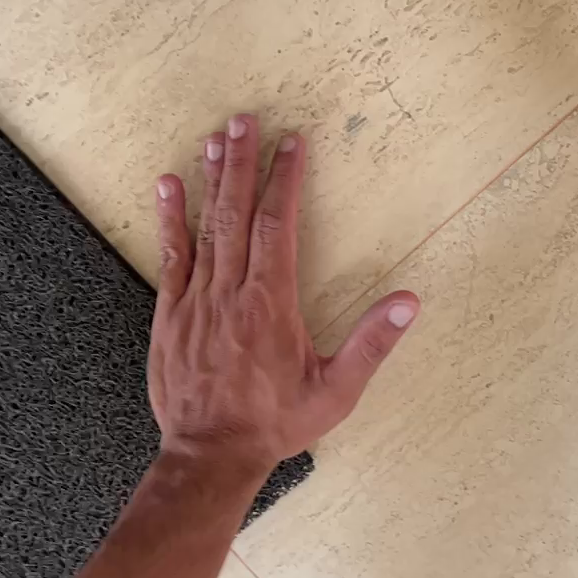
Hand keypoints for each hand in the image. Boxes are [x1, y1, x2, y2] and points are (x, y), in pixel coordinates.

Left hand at [148, 114, 419, 477]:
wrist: (210, 456)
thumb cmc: (277, 421)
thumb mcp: (337, 390)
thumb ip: (373, 342)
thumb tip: (409, 301)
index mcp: (271, 302)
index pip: (280, 225)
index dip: (286, 180)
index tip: (293, 143)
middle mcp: (232, 291)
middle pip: (239, 213)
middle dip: (243, 163)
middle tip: (244, 121)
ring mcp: (197, 300)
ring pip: (206, 227)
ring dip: (213, 180)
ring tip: (216, 139)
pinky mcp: (170, 314)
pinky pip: (171, 257)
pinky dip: (170, 220)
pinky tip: (169, 186)